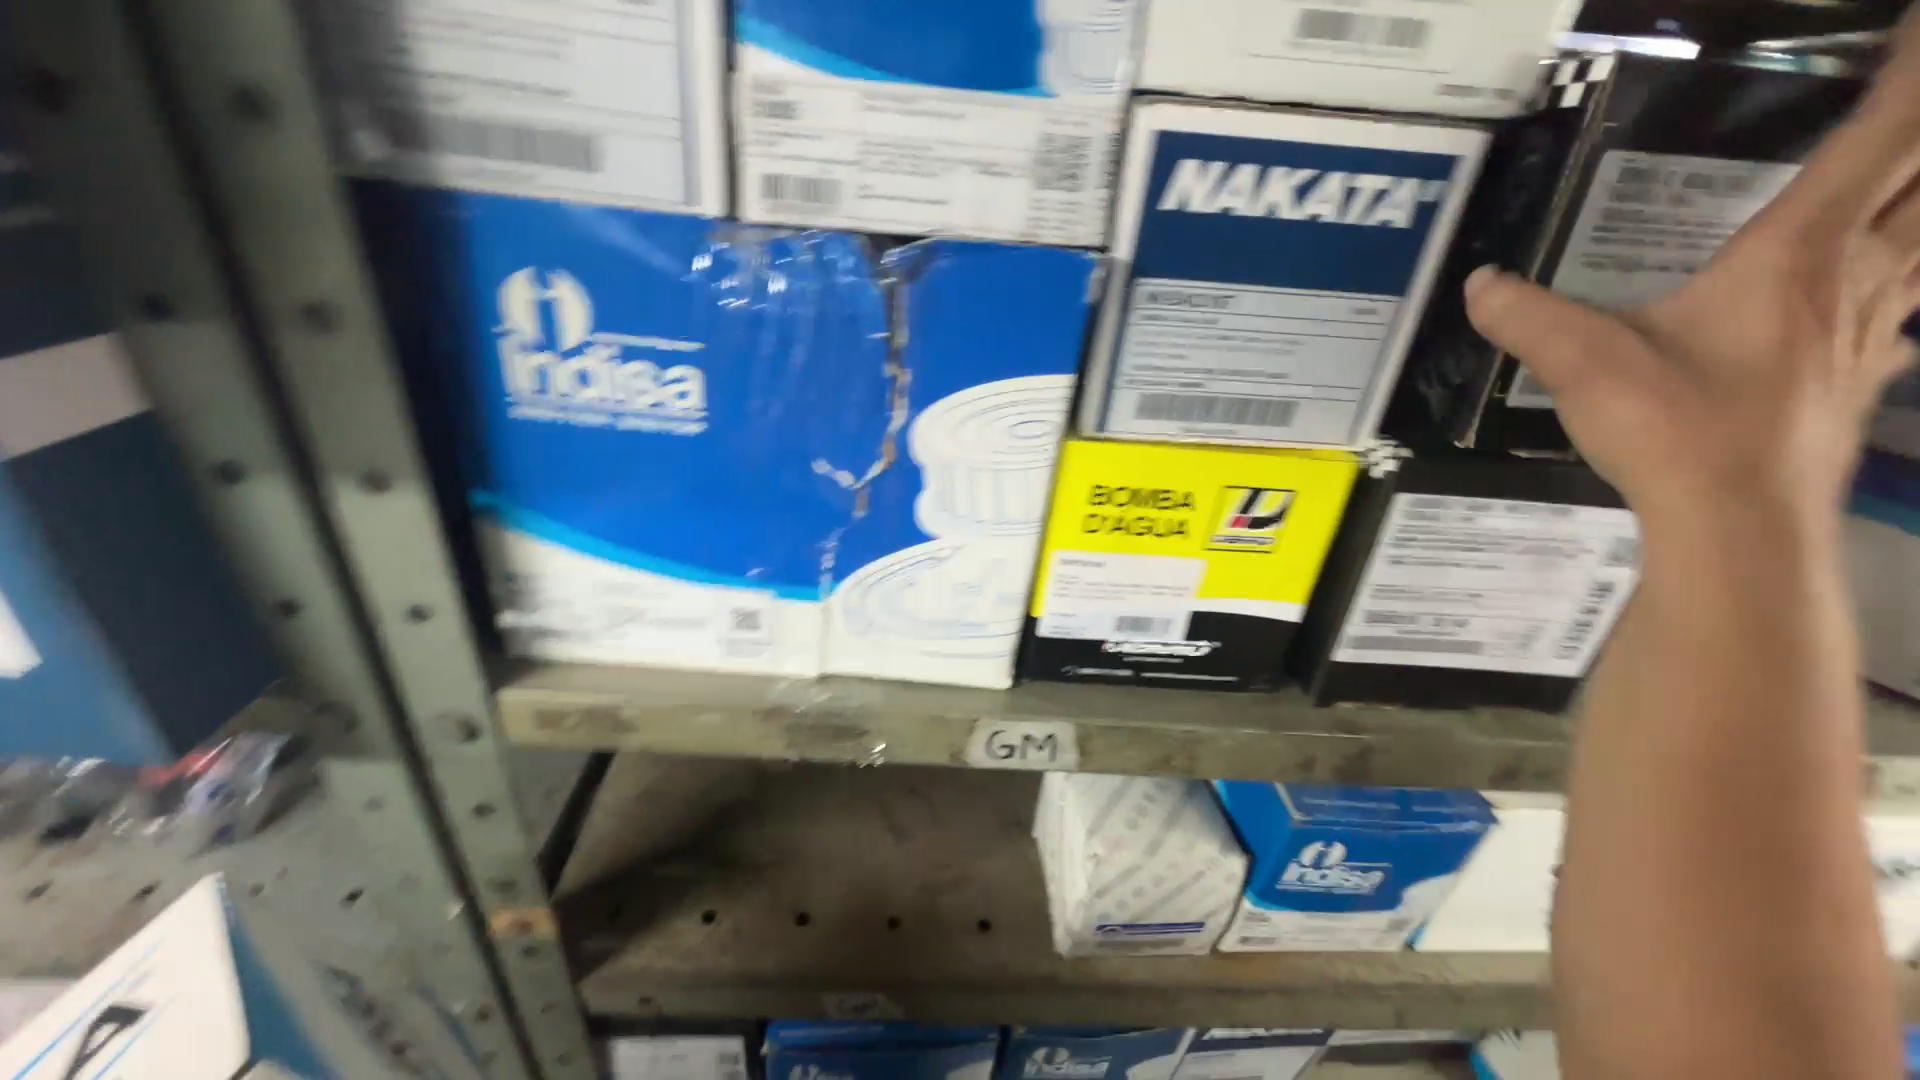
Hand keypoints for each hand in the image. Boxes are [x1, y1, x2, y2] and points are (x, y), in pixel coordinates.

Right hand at [1464, 13, 1919, 529]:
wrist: (1739, 523)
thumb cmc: (1675, 427)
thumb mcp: (1582, 365)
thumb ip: (1527, 318)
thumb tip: (1479, 284)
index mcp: (1795, 255)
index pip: (1883, 137)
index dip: (1910, 74)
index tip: (1906, 30)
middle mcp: (1858, 277)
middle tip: (1907, 102)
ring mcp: (1873, 330)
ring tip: (1901, 187)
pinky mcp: (1863, 378)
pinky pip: (1908, 305)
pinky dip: (1906, 278)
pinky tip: (1883, 292)